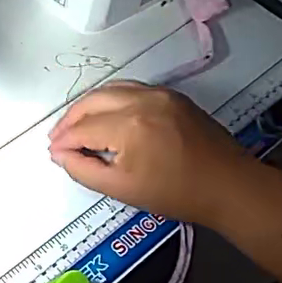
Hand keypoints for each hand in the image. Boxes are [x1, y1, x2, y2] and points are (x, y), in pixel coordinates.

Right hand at [47, 82, 257, 227]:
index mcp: (129, 125)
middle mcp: (142, 100)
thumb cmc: (176, 193)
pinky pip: (132, 89)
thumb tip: (61, 155)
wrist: (228, 186)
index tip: (53, 152)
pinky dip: (111, 99)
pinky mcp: (172, 95)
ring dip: (89, 105)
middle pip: (92, 101)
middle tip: (58, 138)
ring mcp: (159, 94)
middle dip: (71, 119)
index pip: (83, 128)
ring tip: (77, 125)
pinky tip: (106, 115)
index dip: (63, 141)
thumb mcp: (122, 189)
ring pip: (111, 89)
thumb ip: (84, 170)